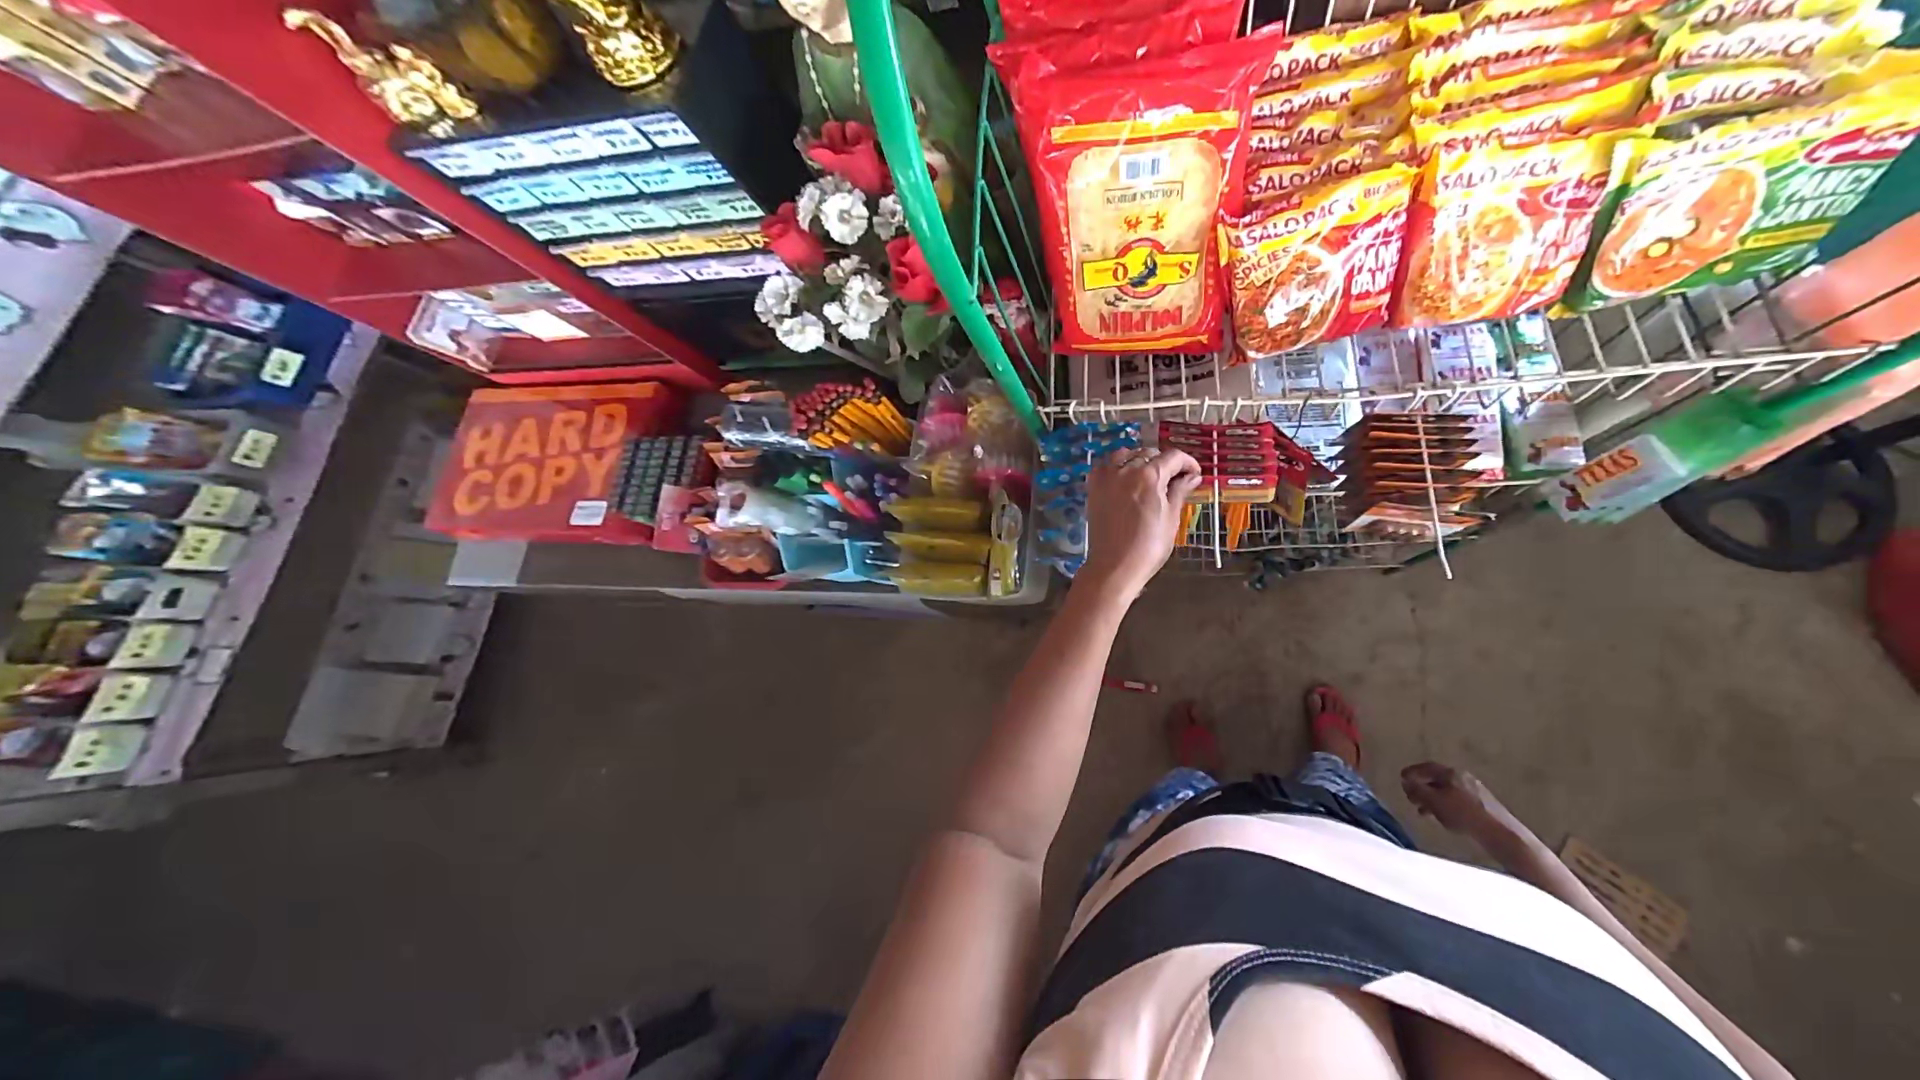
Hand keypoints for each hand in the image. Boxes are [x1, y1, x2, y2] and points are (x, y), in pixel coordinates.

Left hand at [1080, 447, 1201, 600]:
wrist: (1114, 566)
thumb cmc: (1148, 546)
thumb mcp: (1171, 518)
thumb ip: (1179, 491)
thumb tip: (1192, 476)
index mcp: (1149, 476)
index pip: (1173, 457)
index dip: (1188, 463)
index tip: (1194, 474)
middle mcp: (1125, 469)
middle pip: (1149, 454)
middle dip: (1165, 463)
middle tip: (1175, 479)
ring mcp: (1106, 477)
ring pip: (1126, 455)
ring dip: (1140, 461)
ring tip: (1150, 477)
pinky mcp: (1094, 487)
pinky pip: (1107, 465)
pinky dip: (1118, 466)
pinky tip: (1126, 479)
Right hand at [1399, 762, 1521, 843]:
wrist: (1500, 833)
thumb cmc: (1462, 814)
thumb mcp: (1433, 801)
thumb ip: (1416, 789)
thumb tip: (1405, 781)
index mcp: (1451, 772)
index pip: (1426, 767)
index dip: (1411, 772)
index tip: (1401, 779)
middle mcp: (1463, 777)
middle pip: (1436, 779)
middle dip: (1421, 787)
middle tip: (1410, 797)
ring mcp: (1475, 790)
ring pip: (1446, 791)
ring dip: (1432, 799)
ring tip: (1423, 811)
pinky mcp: (1483, 804)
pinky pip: (1457, 800)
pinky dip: (1445, 805)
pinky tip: (1443, 816)